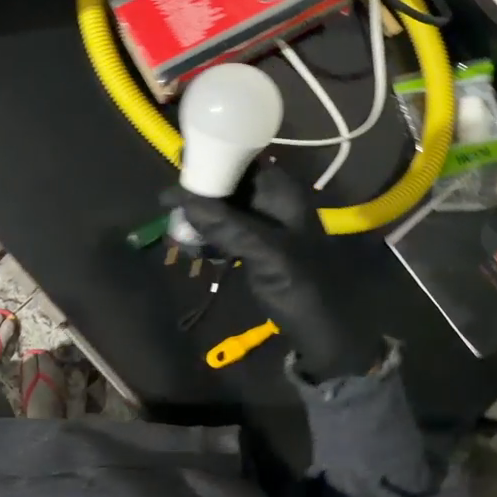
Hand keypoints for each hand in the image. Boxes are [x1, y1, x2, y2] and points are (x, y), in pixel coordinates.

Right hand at [164, 164, 383, 380]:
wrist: (328, 336)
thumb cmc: (305, 290)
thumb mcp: (268, 255)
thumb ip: (228, 226)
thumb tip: (182, 199)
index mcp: (283, 192)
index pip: (242, 160)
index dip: (211, 160)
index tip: (178, 170)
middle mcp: (273, 201)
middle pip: (228, 184)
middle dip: (198, 193)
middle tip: (168, 208)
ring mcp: (263, 225)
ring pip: (222, 209)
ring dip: (198, 218)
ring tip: (175, 233)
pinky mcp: (255, 247)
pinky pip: (224, 232)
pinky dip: (207, 238)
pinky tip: (191, 250)